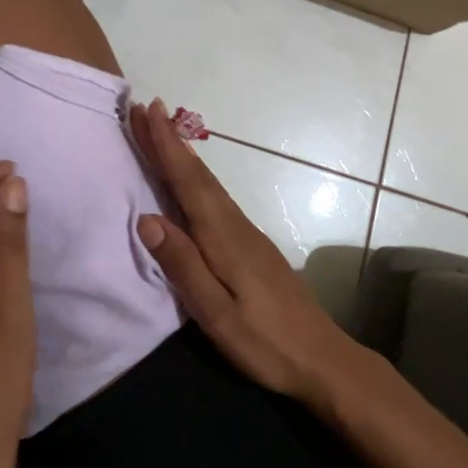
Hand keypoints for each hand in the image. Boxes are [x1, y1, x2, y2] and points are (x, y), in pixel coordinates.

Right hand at [131, 100, 354, 406]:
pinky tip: (190, 182)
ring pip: (207, 184)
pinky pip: (215, 198)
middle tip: (144, 107)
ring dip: (181, 155)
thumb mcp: (217, 314)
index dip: (165, 146)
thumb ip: (183, 265)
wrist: (323, 360)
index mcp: (222, 237)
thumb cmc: (266, 342)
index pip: (187, 182)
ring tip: (160, 133)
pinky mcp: (251, 246)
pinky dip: (195, 178)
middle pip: (197, 175)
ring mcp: (246, 234)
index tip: (145, 109)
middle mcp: (234, 225)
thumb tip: (146, 219)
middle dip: (169, 140)